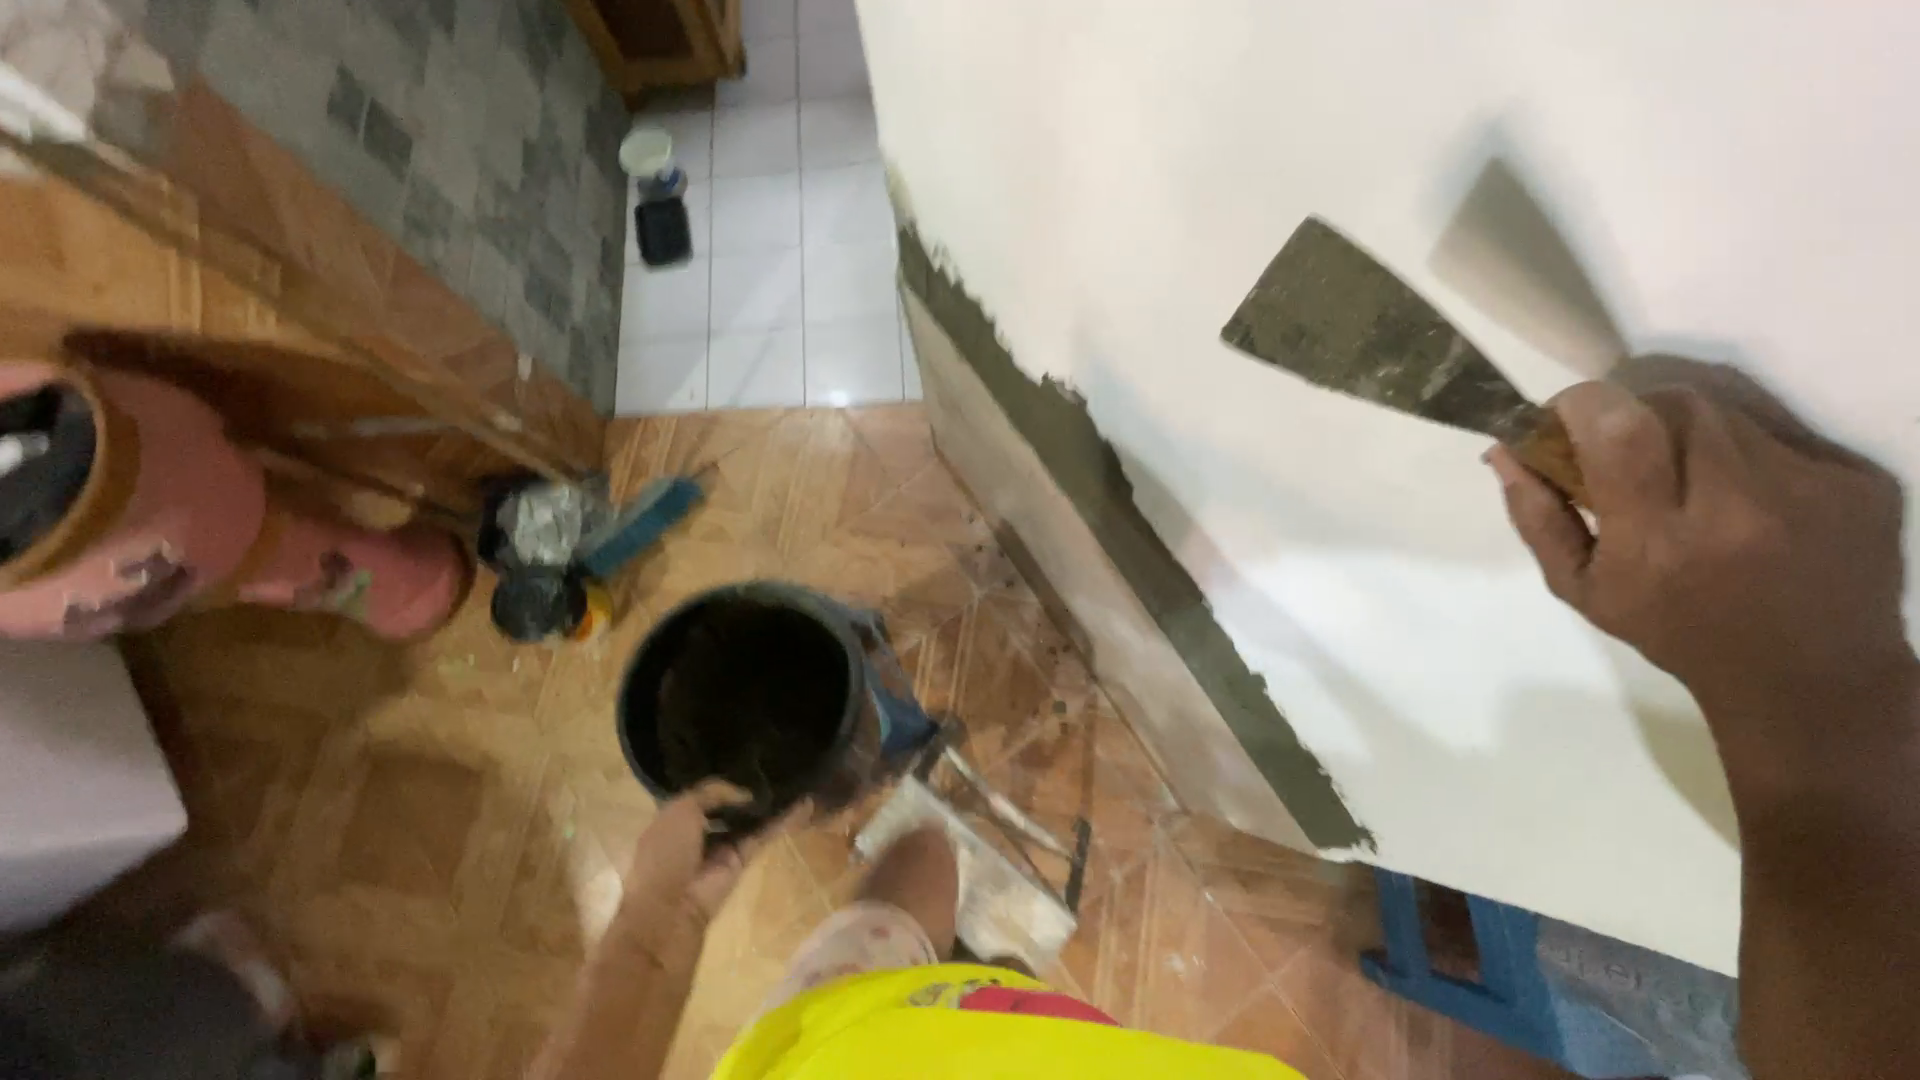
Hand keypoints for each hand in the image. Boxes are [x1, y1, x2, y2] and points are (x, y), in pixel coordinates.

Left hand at [622, 781, 809, 934]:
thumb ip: (712, 792)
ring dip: (770, 804)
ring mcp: (723, 847)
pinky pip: (763, 835)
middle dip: (749, 792)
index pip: (704, 795)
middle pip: (730, 807)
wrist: (668, 910)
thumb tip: (745, 794)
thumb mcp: (680, 810)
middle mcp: (700, 832)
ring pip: (750, 821)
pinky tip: (803, 804)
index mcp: (676, 819)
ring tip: (796, 780)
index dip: (723, 782)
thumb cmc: (665, 854)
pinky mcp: (742, 861)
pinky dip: (782, 821)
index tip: (747, 764)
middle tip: (775, 768)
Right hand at [1489, 375, 1914, 776]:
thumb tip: (1504, 450)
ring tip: (1680, 468)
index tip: (1564, 417)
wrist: (1808, 673)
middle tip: (1618, 443)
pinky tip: (1737, 486)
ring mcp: (1811, 488)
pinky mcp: (1861, 479)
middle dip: (1630, 411)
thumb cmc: (1672, 629)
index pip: (1619, 430)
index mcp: (1659, 541)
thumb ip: (1537, 516)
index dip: (1582, 405)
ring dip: (1683, 423)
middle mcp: (1739, 506)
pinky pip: (1778, 427)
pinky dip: (1739, 442)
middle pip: (1672, 403)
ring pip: (1725, 406)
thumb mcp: (1579, 587)